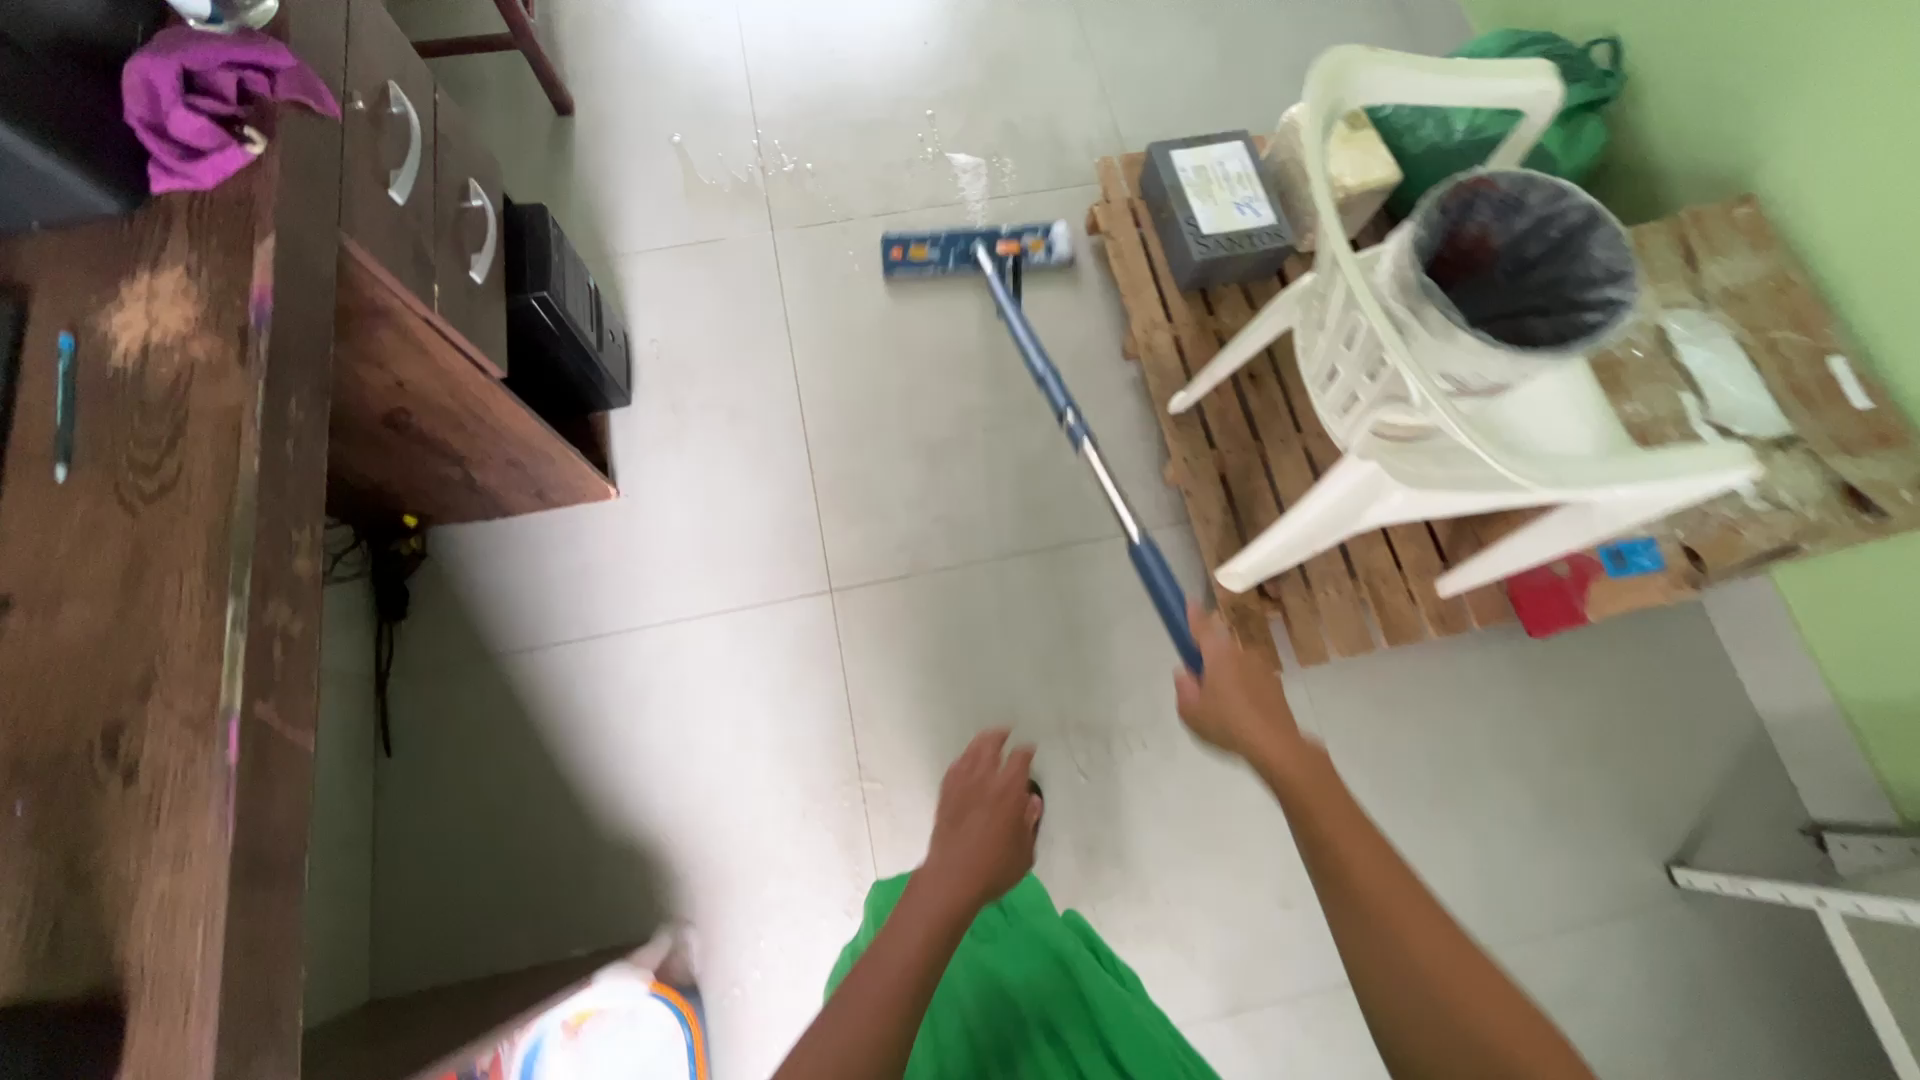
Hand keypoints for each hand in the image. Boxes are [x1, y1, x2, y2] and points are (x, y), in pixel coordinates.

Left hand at [918, 729, 1041, 915]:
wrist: (952, 878)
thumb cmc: (994, 868)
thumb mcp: (1024, 851)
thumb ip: (1029, 822)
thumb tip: (1032, 801)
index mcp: (1009, 790)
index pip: (1020, 758)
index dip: (1026, 751)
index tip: (1029, 750)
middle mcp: (984, 780)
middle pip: (990, 746)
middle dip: (999, 736)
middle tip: (1005, 733)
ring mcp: (961, 785)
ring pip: (970, 753)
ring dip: (980, 743)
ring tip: (986, 741)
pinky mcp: (945, 795)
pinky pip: (954, 768)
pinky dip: (962, 761)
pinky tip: (964, 763)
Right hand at [1174, 603, 1307, 765]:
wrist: (1275, 744)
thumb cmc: (1227, 724)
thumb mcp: (1191, 711)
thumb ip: (1183, 687)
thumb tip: (1185, 672)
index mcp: (1218, 656)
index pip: (1202, 627)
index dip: (1193, 614)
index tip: (1189, 600)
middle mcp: (1240, 654)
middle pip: (1219, 646)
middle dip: (1207, 656)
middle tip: (1199, 681)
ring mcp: (1261, 667)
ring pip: (1235, 663)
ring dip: (1226, 674)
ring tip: (1221, 705)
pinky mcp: (1274, 683)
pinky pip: (1250, 677)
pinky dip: (1242, 687)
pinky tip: (1240, 713)